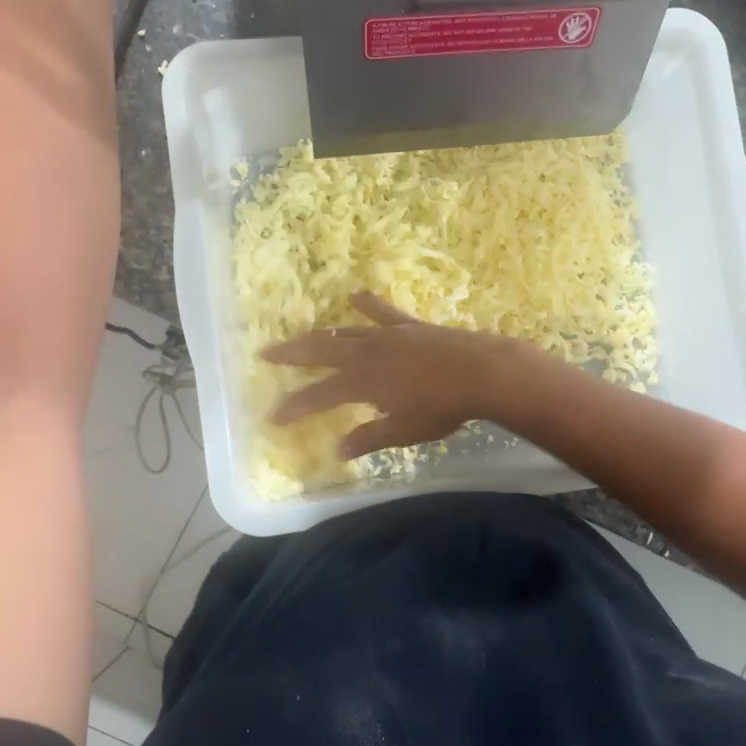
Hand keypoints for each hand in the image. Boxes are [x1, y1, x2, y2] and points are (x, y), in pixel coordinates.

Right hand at [262, 292, 531, 458]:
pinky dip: (366, 304)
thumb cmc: (442, 408)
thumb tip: (339, 450)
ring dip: (319, 334)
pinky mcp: (408, 326)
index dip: (294, 407)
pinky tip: (355, 295)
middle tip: (265, 353)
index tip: (272, 416)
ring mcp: (387, 335)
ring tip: (299, 335)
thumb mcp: (404, 430)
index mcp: (361, 383)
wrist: (480, 372)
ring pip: (343, 331)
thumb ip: (369, 437)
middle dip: (291, 355)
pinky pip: (381, 312)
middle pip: (320, 351)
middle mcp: (366, 354)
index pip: (318, 396)